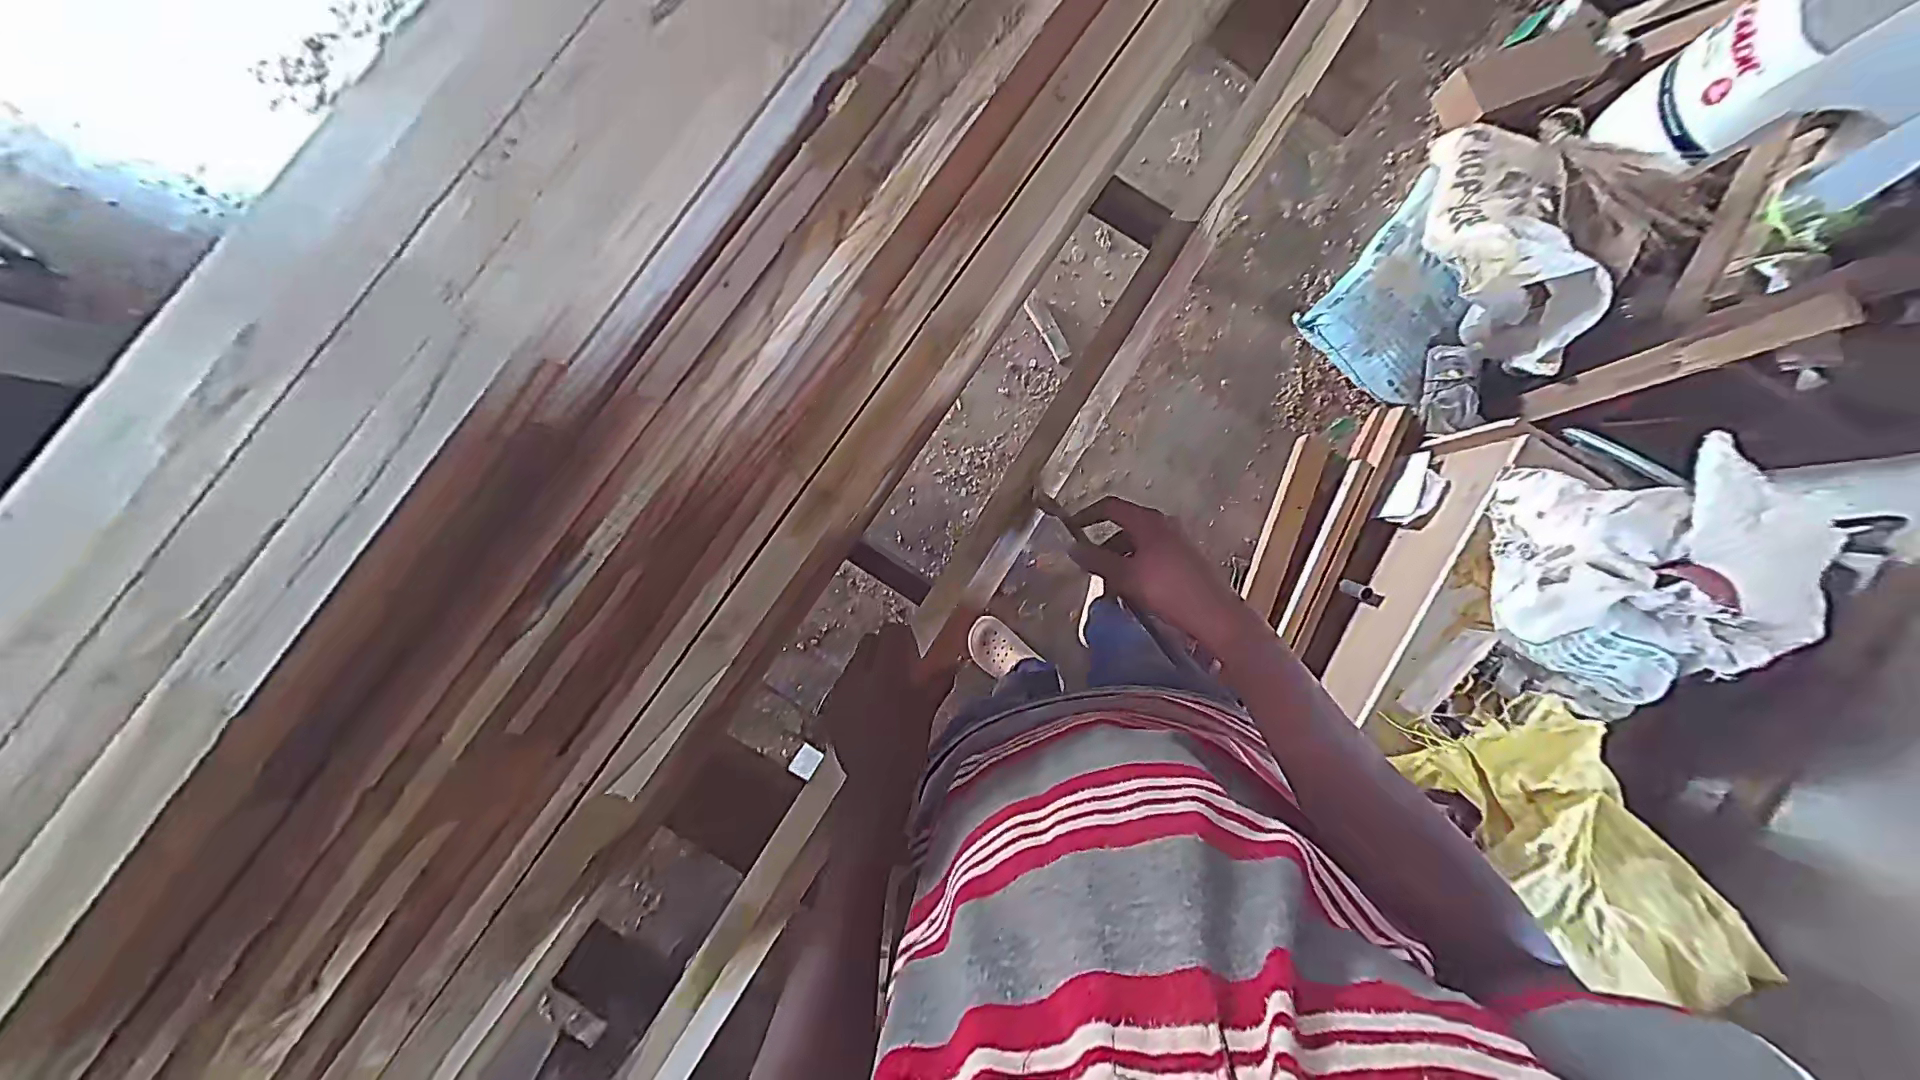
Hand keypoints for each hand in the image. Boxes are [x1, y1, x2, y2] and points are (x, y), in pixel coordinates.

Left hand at [817, 624, 954, 815]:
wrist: (875, 782)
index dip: (905, 639)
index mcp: (887, 670)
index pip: (893, 632)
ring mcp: (841, 690)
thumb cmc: (908, 745)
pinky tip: (867, 711)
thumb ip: (937, 681)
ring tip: (883, 692)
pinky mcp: (830, 708)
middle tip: (901, 670)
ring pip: (855, 663)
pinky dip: (856, 689)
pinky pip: (844, 685)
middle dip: (884, 649)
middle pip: (870, 642)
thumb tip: (951, 662)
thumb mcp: (927, 710)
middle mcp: (859, 673)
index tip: (914, 654)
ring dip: (869, 669)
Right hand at [1066, 496, 1263, 654]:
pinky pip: (1151, 561)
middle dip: (1103, 551)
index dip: (1087, 514)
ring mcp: (1177, 543)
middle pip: (1123, 530)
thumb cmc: (1169, 590)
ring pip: (1136, 549)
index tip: (1070, 529)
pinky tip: (1132, 597)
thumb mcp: (1126, 576)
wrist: (1216, 617)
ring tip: (1111, 593)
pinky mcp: (1185, 562)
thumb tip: (1072, 548)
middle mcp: (1164, 526)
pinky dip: (1135, 573)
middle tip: (1091, 572)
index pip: (1111, 507)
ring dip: (1119, 567)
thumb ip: (1097, 560)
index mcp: (1149, 522)